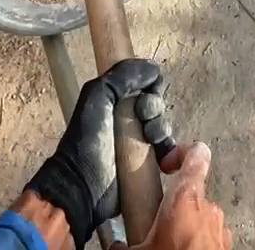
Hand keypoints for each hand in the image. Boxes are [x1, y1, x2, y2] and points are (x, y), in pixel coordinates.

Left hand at [25, 58, 173, 239]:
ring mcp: (137, 143)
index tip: (147, 93)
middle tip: (144, 118)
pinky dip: (170, 151)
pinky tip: (165, 155)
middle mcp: (127, 118)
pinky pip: (167, 153)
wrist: (83, 187)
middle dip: (154, 108)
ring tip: (150, 138)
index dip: (150, 85)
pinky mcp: (146, 167)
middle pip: (155, 104)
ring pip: (162, 127)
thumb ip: (122, 75)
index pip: (144, 84)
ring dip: (162, 129)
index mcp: (114, 99)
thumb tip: (154, 68)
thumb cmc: (88, 138)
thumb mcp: (98, 96)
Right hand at [124, 143, 229, 249]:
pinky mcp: (226, 248)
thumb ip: (122, 245)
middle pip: (192, 191)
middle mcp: (208, 208)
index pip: (196, 154)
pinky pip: (210, 237)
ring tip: (168, 245)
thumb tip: (114, 246)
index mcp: (186, 198)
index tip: (164, 166)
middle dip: (175, 206)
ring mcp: (221, 230)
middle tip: (156, 225)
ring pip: (202, 216)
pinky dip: (198, 243)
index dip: (181, 152)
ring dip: (187, 226)